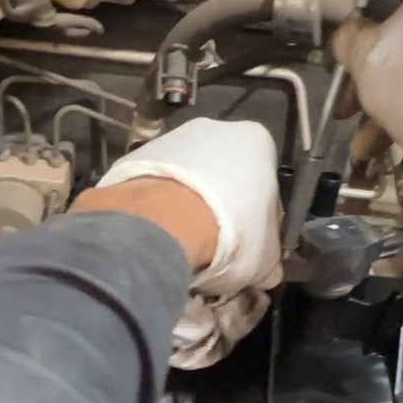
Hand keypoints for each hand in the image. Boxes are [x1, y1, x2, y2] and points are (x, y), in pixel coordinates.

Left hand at [77, 118, 282, 368]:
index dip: (257, 220)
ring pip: (185, 178)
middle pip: (223, 176)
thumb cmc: (231, 236)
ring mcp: (171, 137)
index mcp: (257, 142)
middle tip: (211, 247)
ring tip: (179, 245)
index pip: (264, 185)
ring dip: (184, 206)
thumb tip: (268, 273)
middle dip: (218, 207)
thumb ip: (269, 260)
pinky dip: (155, 208)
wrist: (163, 225)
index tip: (247, 246)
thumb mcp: (265, 260)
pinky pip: (152, 186)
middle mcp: (215, 128)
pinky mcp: (134, 155)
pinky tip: (154, 238)